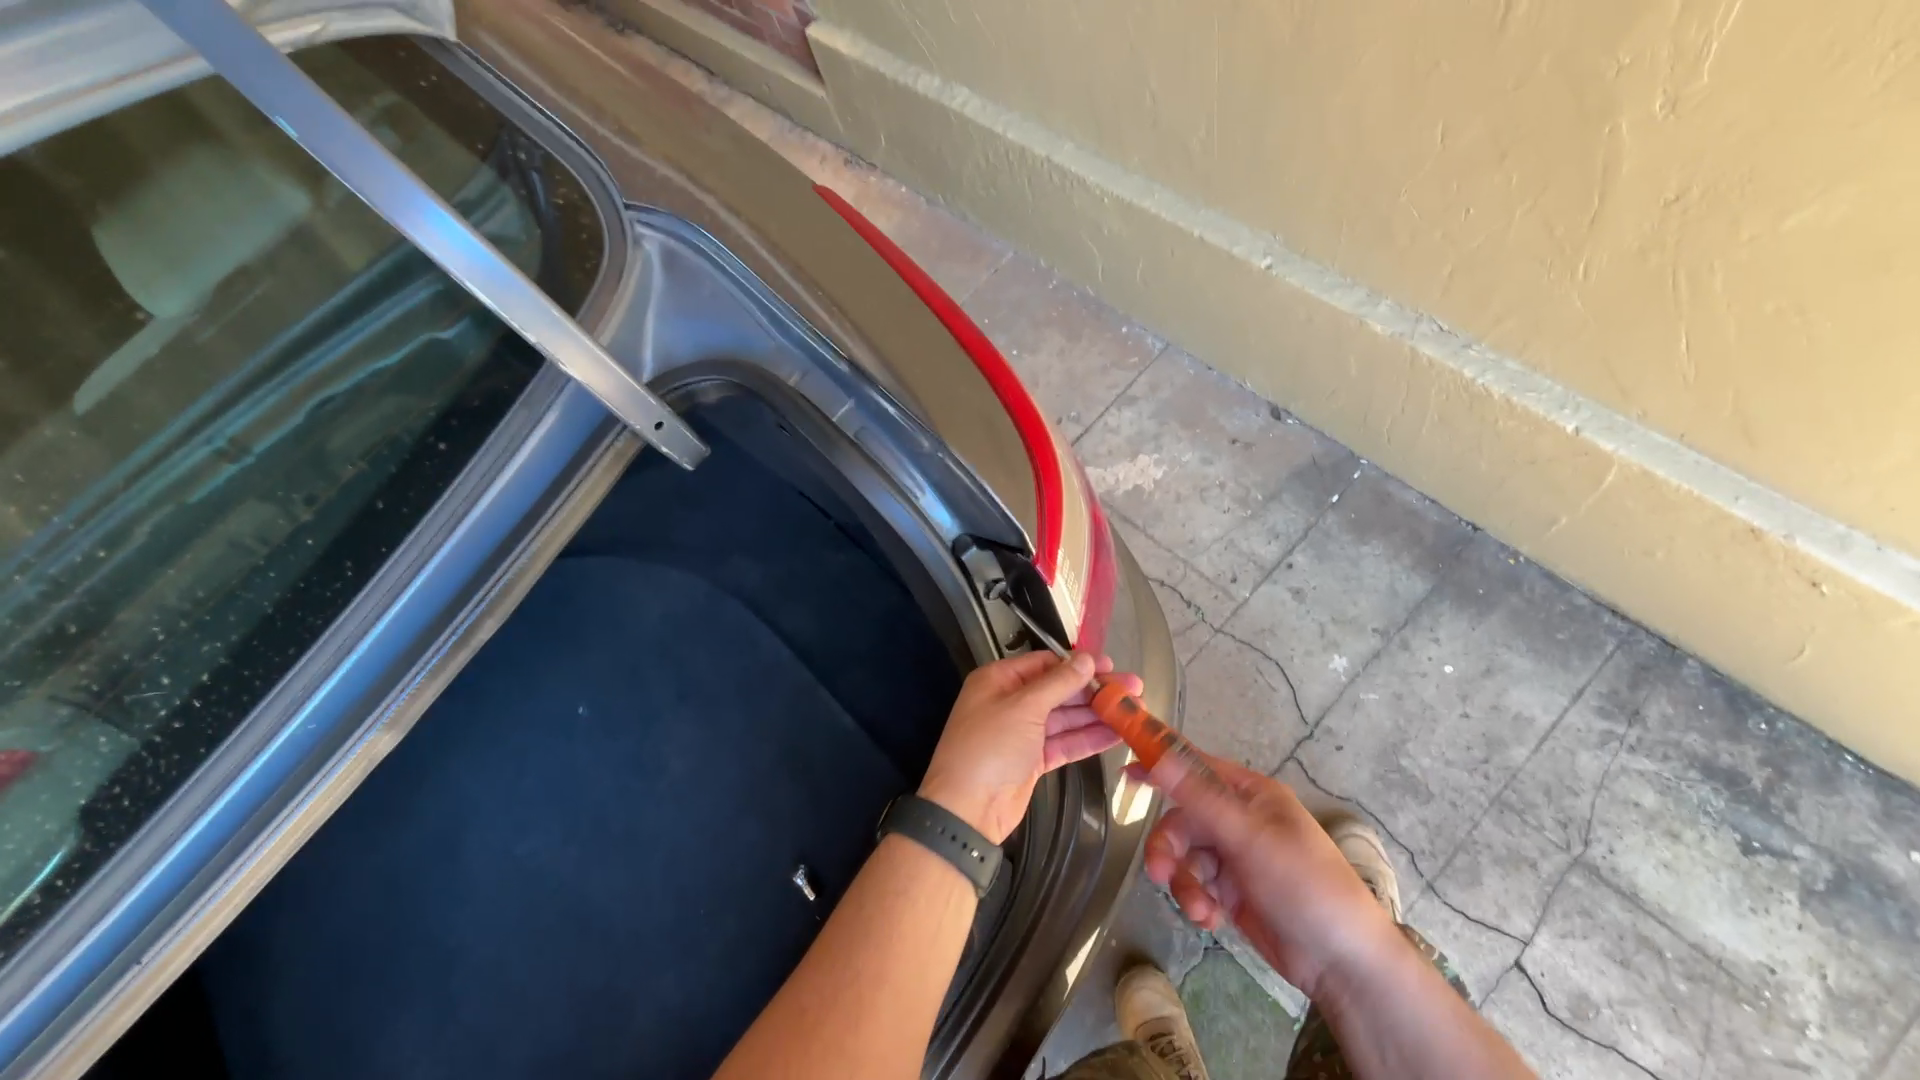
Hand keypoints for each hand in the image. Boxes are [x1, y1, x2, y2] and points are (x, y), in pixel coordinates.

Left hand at [918, 652, 1142, 844]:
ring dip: (1098, 715)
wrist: (966, 809)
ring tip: (1135, 712)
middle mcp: (1010, 702)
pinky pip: (1065, 743)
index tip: (1112, 666)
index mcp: (999, 680)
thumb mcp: (1023, 708)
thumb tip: (1085, 659)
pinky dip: (1089, 739)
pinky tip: (1118, 735)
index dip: (1079, 664)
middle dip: (1095, 691)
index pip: (1045, 664)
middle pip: (1059, 691)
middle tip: (1135, 689)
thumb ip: (1058, 683)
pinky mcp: (1033, 760)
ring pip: (1066, 718)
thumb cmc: (989, 748)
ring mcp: (1022, 733)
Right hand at [1137, 751, 1404, 998]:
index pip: (1196, 766)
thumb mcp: (1250, 837)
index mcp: (1250, 794)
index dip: (1161, 763)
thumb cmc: (1305, 884)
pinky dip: (1196, 902)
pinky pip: (1196, 885)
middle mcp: (1240, 820)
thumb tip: (1158, 753)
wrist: (1342, 961)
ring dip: (1184, 883)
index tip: (1125, 769)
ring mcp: (1236, 858)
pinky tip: (1211, 920)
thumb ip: (1200, 796)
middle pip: (1182, 819)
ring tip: (1198, 909)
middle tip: (1159, 874)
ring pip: (1185, 856)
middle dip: (1169, 847)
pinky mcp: (1232, 893)